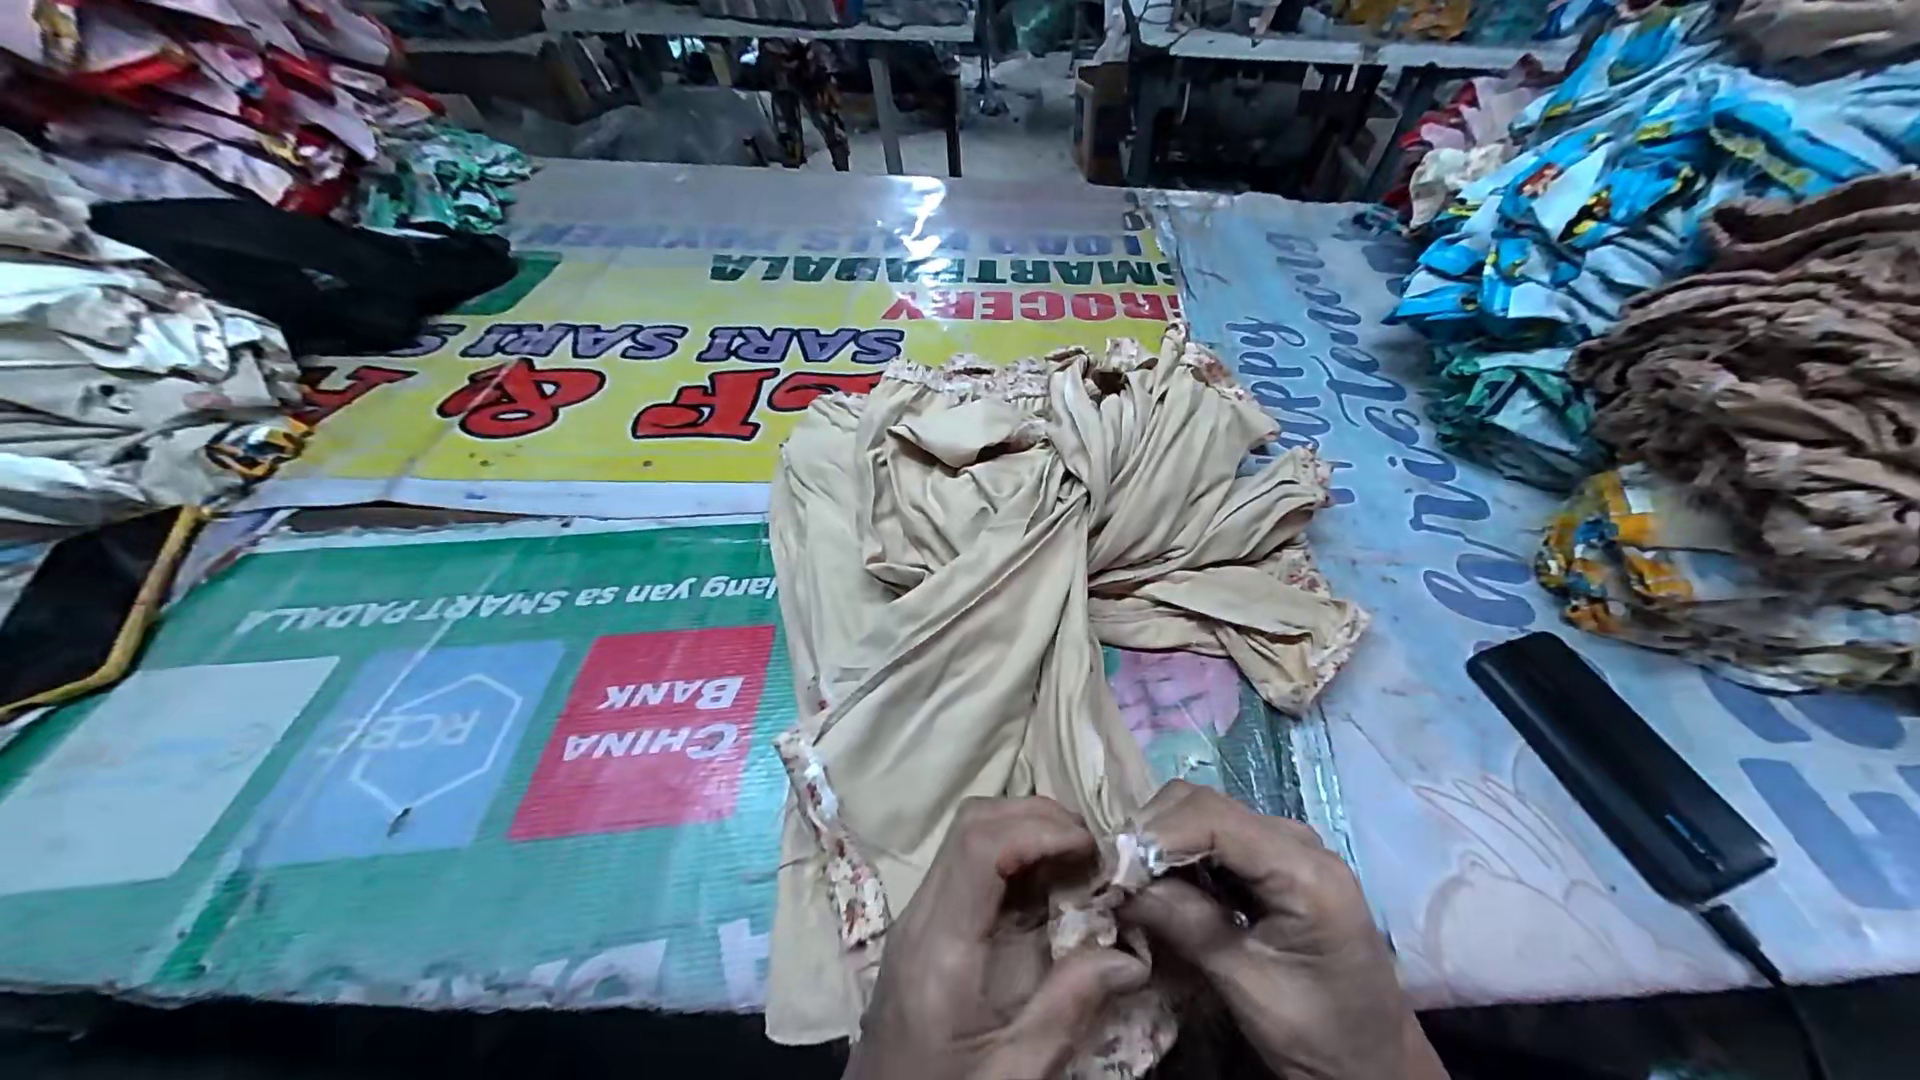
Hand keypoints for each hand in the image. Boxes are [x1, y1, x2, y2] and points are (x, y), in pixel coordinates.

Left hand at [847, 797, 1150, 1079]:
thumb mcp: (1015, 1073)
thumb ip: (1069, 1008)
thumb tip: (1130, 957)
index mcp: (942, 948)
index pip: (977, 847)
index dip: (1038, 829)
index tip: (1089, 847)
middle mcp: (923, 912)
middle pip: (972, 823)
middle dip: (1038, 817)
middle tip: (1091, 848)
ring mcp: (920, 906)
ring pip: (968, 829)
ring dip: (1026, 825)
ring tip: (1075, 855)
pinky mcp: (929, 911)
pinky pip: (969, 854)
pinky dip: (1014, 847)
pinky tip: (1047, 875)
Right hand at [1122, 781, 1446, 1079]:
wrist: (1375, 1062)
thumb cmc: (1322, 1036)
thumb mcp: (1249, 989)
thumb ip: (1188, 927)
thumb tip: (1119, 887)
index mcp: (1306, 872)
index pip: (1213, 818)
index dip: (1155, 834)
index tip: (1115, 869)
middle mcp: (1295, 839)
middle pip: (1202, 802)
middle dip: (1151, 831)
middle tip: (1117, 876)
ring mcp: (1283, 841)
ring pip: (1200, 808)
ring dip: (1158, 836)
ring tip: (1133, 878)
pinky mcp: (1269, 853)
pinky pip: (1210, 829)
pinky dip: (1176, 846)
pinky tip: (1160, 878)